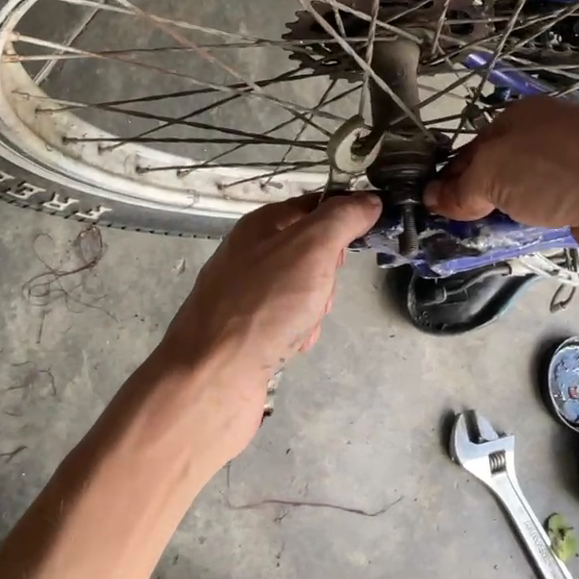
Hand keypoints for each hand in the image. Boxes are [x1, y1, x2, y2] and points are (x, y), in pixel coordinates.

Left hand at [152, 192, 380, 452]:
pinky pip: (286, 319)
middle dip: (328, 273)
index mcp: (260, 224)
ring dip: (314, 307)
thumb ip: (341, 219)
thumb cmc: (263, 305)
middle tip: (322, 289)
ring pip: (303, 288)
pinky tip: (291, 345)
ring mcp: (244, 293)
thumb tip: (369, 199)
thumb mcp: (311, 248)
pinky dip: (297, 331)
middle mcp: (249, 253)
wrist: (209, 379)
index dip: (343, 217)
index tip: (363, 239)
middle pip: (311, 249)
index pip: (314, 205)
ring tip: (302, 324)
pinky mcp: (244, 330)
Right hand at [422, 97, 578, 270]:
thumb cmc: (553, 169)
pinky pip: (558, 206)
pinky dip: (542, 220)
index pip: (476, 143)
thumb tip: (433, 198)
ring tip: (492, 235)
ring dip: (512, 209)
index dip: (455, 173)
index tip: (439, 204)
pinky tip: (532, 234)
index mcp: (523, 112)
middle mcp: (552, 130)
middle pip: (504, 165)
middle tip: (461, 224)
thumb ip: (460, 187)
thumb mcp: (491, 173)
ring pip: (533, 187)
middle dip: (482, 193)